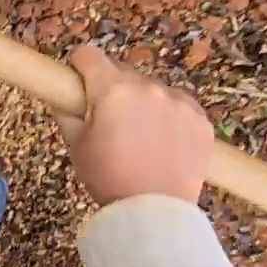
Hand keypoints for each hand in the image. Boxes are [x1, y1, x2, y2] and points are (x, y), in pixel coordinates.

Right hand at [53, 45, 213, 205]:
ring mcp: (179, 102)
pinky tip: (162, 138)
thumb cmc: (106, 176)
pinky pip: (179, 104)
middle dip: (110, 87)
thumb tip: (64, 96)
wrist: (153, 212)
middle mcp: (147, 87)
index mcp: (111, 90)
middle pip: (121, 71)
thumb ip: (66, 111)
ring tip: (139, 132)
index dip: (78, 66)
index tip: (78, 83)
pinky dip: (168, 114)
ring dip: (141, 100)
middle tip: (107, 117)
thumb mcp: (74, 143)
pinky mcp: (202, 120)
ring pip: (151, 88)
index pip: (89, 55)